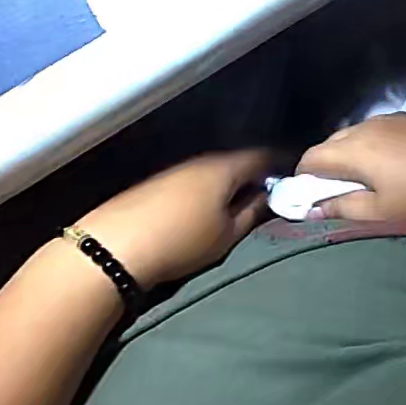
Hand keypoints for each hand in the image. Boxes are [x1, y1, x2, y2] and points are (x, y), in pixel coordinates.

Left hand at [73, 150, 271, 284]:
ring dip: (228, 184)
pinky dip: (206, 190)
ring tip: (237, 205)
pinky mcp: (153, 184)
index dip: (280, 164)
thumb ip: (254, 211)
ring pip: (212, 171)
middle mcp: (200, 160)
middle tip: (268, 195)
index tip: (292, 178)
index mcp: (225, 167)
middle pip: (236, 162)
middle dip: (254, 175)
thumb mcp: (228, 234)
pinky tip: (204, 210)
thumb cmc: (182, 241)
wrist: (112, 248)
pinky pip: (192, 180)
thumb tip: (268, 196)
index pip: (263, 156)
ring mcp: (173, 170)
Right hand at [294, 114, 405, 224]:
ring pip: (357, 134)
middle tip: (338, 196)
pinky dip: (374, 147)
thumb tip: (311, 210)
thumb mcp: (382, 213)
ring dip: (352, 155)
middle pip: (331, 143)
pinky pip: (380, 131)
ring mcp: (394, 118)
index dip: (303, 181)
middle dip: (326, 167)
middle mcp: (368, 125)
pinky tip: (394, 167)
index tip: (310, 202)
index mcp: (353, 147)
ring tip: (368, 182)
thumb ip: (342, 209)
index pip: (309, 158)